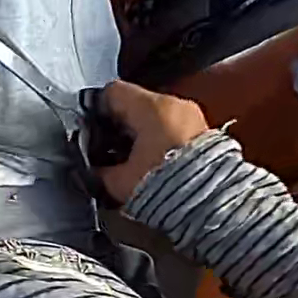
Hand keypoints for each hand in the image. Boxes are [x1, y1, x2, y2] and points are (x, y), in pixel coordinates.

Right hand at [94, 81, 210, 203]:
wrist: (208, 205)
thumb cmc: (167, 189)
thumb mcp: (120, 182)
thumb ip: (101, 171)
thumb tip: (94, 169)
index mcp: (152, 108)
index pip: (113, 92)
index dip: (96, 109)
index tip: (90, 126)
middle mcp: (174, 105)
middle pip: (135, 102)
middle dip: (118, 125)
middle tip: (106, 147)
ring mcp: (192, 117)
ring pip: (155, 115)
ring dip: (139, 133)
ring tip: (128, 159)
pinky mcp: (204, 133)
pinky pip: (172, 127)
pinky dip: (158, 140)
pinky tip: (150, 163)